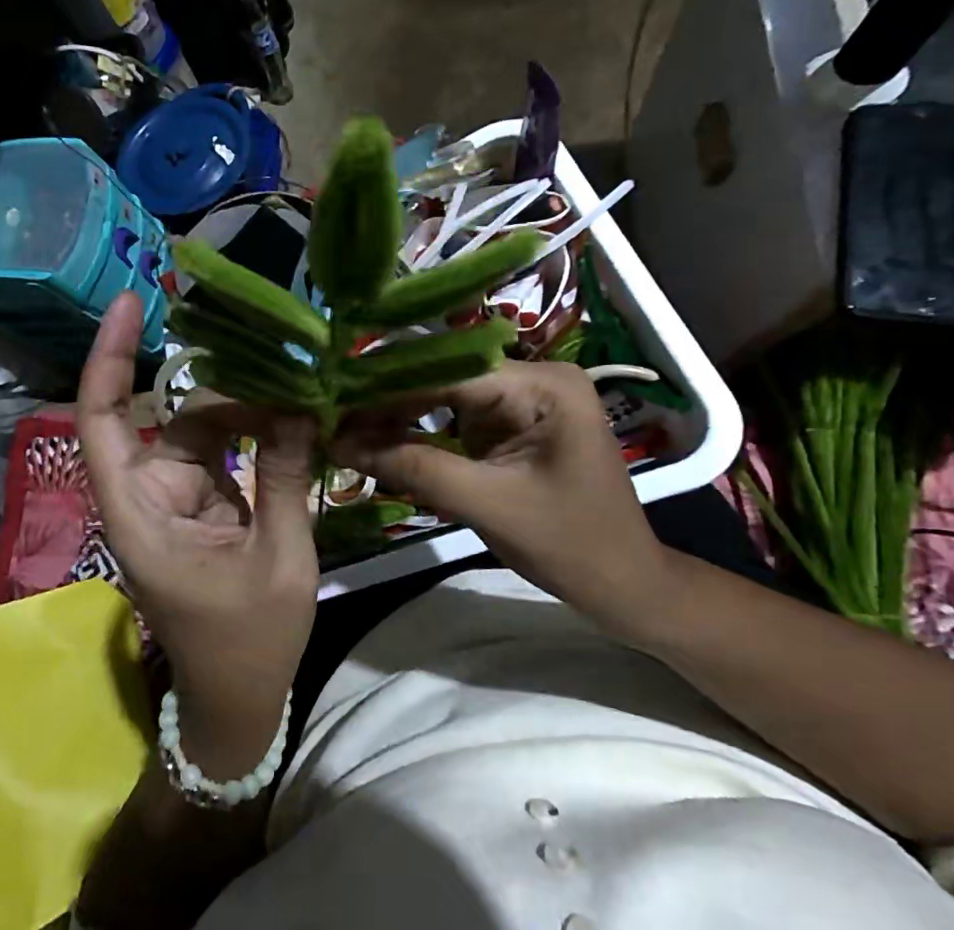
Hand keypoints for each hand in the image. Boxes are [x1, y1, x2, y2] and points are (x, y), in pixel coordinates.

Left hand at [78, 293, 318, 776]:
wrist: (238, 700)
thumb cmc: (250, 641)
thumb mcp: (280, 557)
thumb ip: (287, 476)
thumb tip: (300, 404)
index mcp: (143, 514)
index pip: (104, 422)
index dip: (109, 359)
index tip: (131, 303)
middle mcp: (151, 497)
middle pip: (175, 419)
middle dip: (228, 387)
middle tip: (290, 360)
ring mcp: (179, 502)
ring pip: (205, 433)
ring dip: (250, 410)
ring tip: (303, 385)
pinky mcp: (205, 509)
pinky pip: (226, 456)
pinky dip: (258, 436)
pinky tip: (296, 417)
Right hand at [333, 360, 663, 617]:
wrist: (622, 582)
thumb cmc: (569, 544)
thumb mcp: (489, 505)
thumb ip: (417, 468)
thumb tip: (342, 443)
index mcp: (543, 385)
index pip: (450, 371)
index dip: (388, 386)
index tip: (333, 399)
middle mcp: (534, 379)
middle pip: (446, 379)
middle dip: (389, 402)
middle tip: (331, 419)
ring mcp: (524, 402)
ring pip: (446, 399)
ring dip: (399, 417)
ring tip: (345, 430)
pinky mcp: (514, 426)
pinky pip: (458, 421)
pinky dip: (422, 435)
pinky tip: (381, 442)